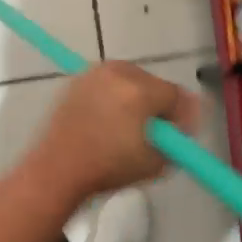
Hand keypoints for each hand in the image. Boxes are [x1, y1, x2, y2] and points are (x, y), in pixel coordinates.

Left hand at [25, 63, 204, 201]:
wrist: (57, 168)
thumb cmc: (107, 168)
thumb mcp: (154, 162)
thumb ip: (176, 141)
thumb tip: (181, 128)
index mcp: (140, 91)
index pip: (176, 95)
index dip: (184, 114)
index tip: (183, 132)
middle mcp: (119, 73)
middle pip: (153, 83)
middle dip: (160, 104)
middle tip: (158, 129)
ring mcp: (95, 73)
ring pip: (130, 80)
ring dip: (138, 97)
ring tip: (132, 125)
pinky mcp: (78, 80)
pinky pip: (108, 84)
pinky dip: (115, 96)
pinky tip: (110, 119)